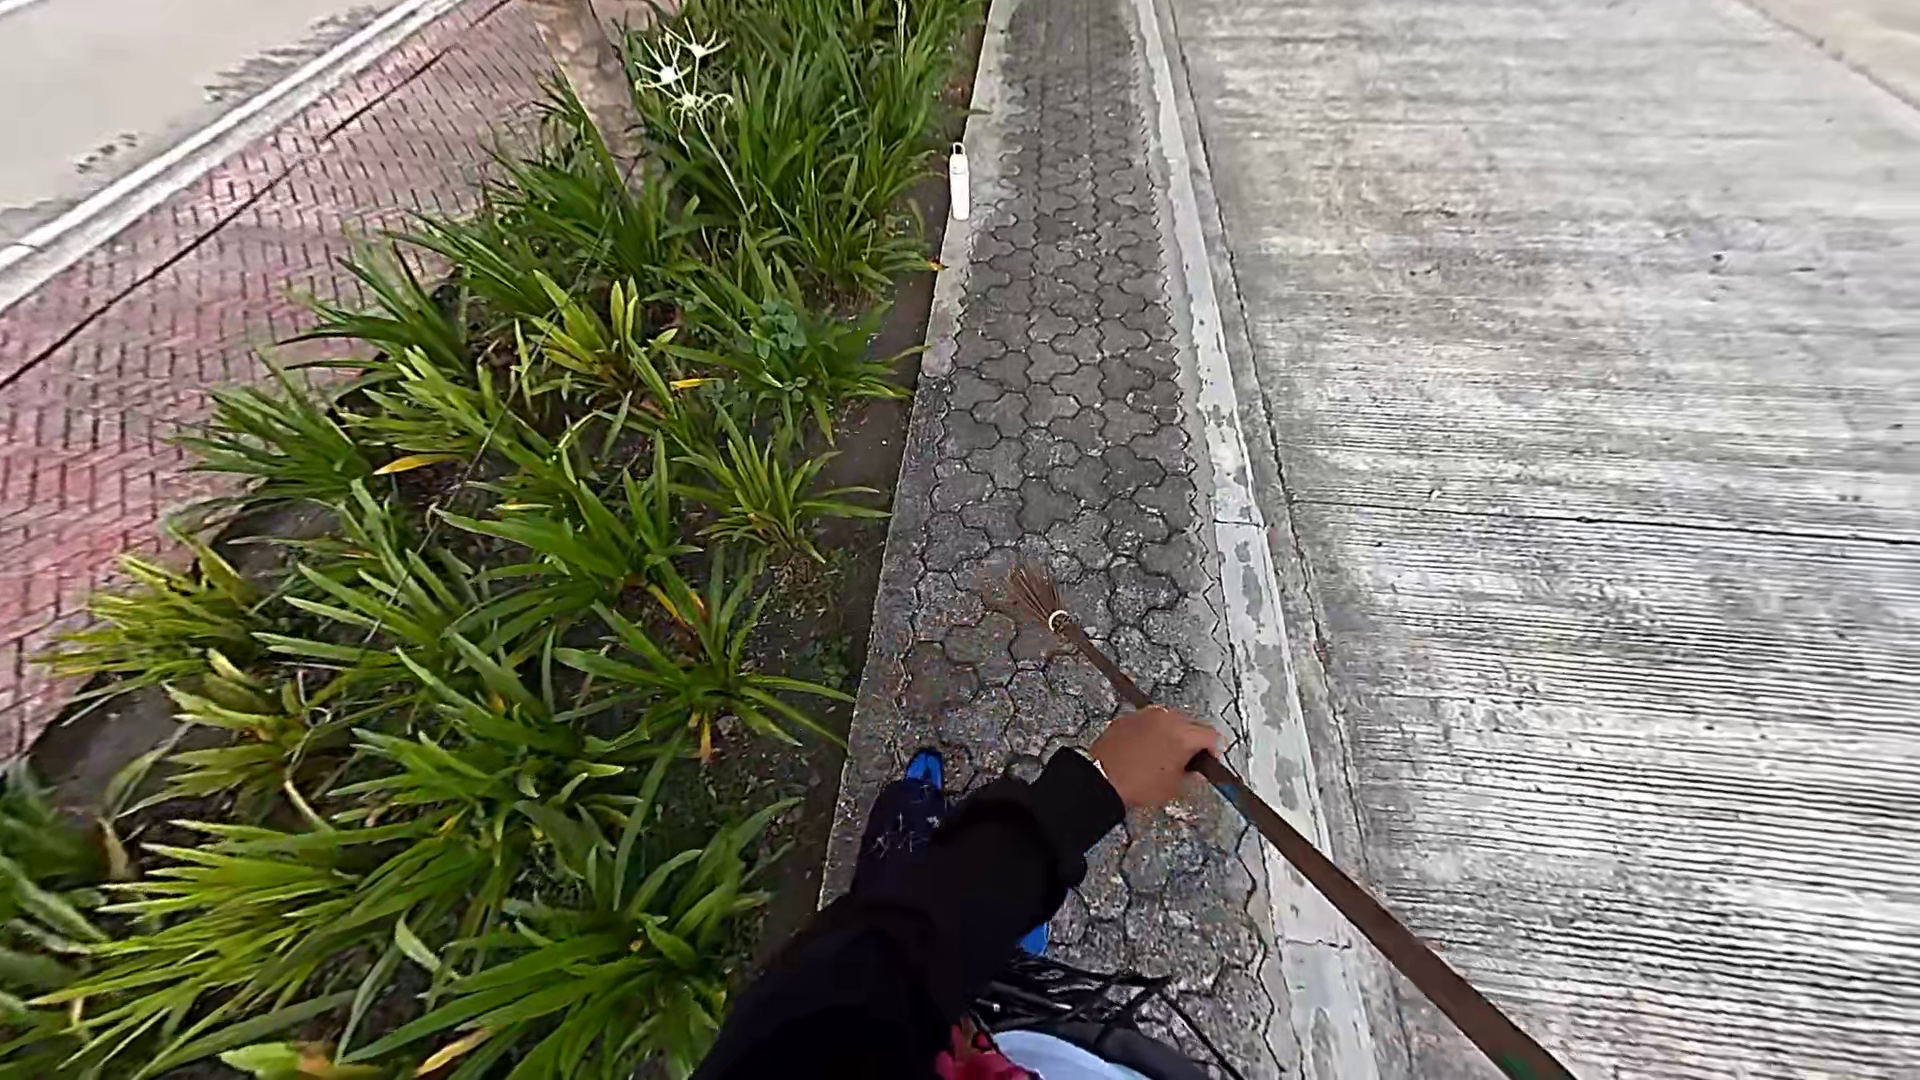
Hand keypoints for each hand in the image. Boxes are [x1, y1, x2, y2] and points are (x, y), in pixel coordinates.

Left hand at [1088, 705, 1217, 807]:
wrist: (1102, 777)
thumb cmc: (1137, 783)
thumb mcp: (1176, 786)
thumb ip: (1193, 772)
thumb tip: (1196, 768)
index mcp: (1183, 734)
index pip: (1212, 736)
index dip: (1215, 750)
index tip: (1212, 759)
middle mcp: (1165, 718)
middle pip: (1191, 723)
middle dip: (1194, 740)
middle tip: (1190, 759)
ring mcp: (1145, 714)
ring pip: (1169, 719)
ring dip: (1173, 733)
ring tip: (1166, 754)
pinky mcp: (1129, 716)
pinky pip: (1149, 720)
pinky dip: (1153, 730)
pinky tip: (1148, 748)